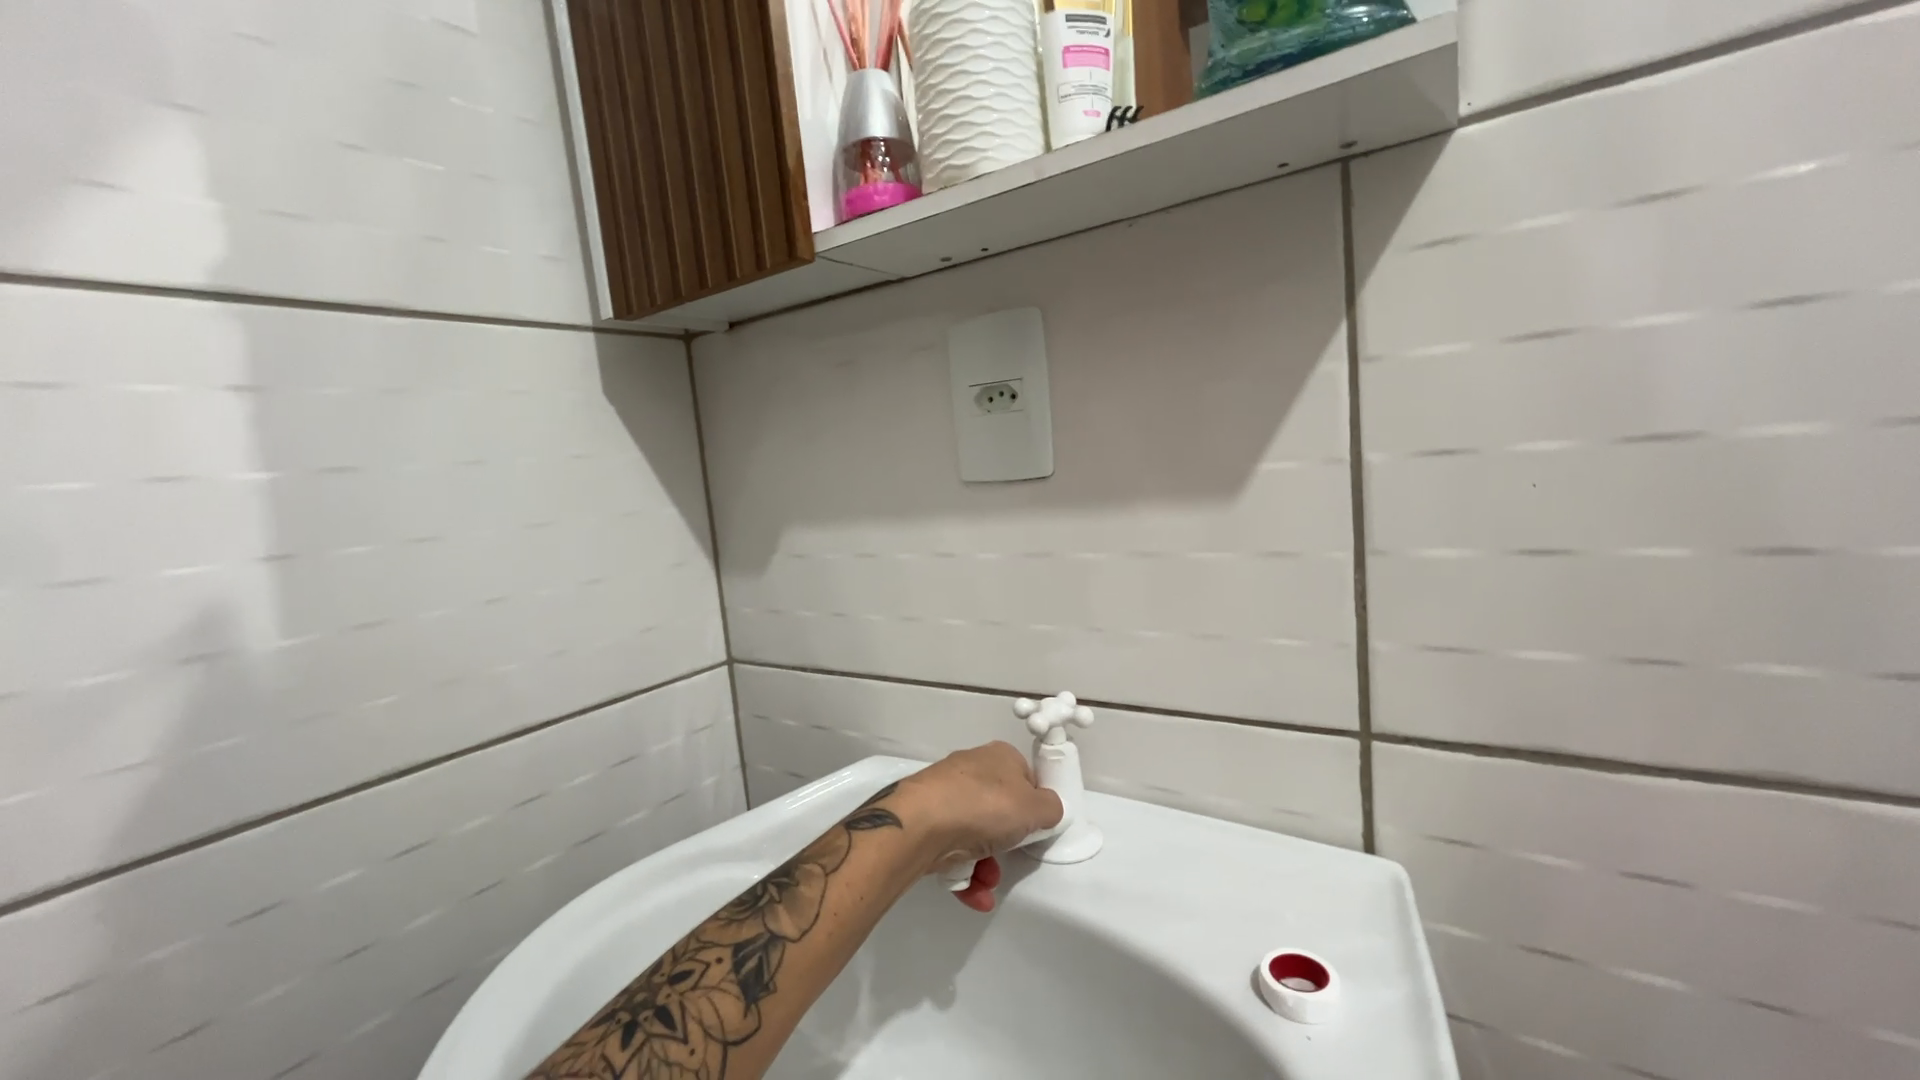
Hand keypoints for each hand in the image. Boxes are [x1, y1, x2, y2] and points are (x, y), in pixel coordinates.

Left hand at [895, 742, 1063, 911]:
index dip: (1034, 804)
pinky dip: (966, 874)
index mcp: (998, 757)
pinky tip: (976, 894)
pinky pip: (953, 850)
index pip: (1025, 778)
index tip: (1038, 827)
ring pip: (975, 833)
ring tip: (989, 882)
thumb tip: (1048, 808)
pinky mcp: (926, 823)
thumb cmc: (986, 807)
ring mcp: (944, 796)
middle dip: (1008, 841)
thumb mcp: (1035, 807)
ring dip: (987, 864)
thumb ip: (1051, 808)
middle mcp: (970, 770)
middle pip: (999, 808)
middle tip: (1013, 856)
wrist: (921, 823)